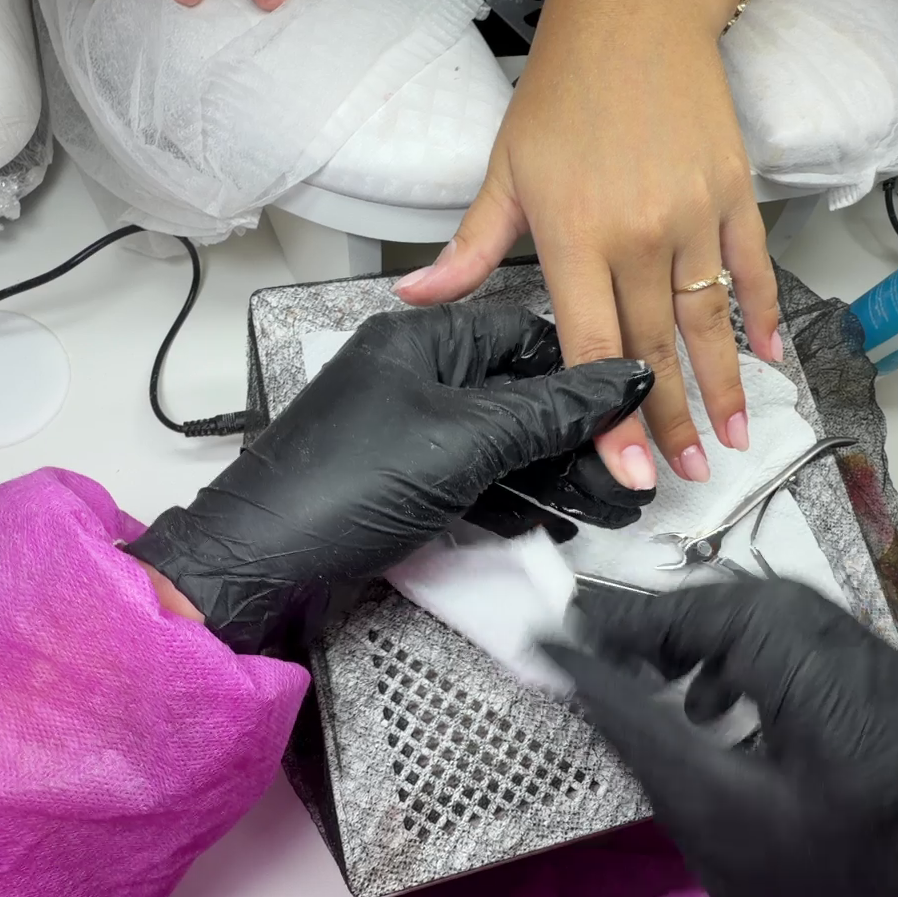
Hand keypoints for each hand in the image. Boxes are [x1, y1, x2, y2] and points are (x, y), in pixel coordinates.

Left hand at [127, 303, 651, 654]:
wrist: (268, 562)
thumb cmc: (352, 483)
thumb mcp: (464, 440)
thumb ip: (548, 411)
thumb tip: (622, 380)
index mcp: (422, 339)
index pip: (522, 334)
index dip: (579, 366)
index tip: (629, 406)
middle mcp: (415, 375)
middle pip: (514, 390)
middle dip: (569, 433)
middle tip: (619, 469)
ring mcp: (408, 429)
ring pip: (497, 439)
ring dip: (546, 471)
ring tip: (599, 501)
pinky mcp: (403, 478)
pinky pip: (471, 474)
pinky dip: (508, 495)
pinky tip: (545, 518)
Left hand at [397, 0, 797, 490]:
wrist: (636, 13)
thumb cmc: (562, 96)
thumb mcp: (504, 172)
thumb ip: (469, 249)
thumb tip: (414, 293)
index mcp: (576, 238)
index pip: (590, 349)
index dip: (607, 418)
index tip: (628, 470)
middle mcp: (640, 236)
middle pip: (654, 349)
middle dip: (671, 422)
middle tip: (687, 476)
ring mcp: (695, 216)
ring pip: (709, 321)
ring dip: (724, 388)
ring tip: (735, 441)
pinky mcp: (734, 194)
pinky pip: (751, 267)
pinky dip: (762, 315)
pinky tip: (770, 360)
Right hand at [541, 580, 897, 896]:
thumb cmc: (766, 882)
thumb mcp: (683, 796)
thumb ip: (618, 706)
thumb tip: (554, 642)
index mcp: (855, 736)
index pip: (751, 625)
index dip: (665, 615)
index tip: (594, 618)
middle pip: (779, 605)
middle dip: (692, 617)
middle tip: (636, 647)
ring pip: (800, 608)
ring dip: (725, 626)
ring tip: (681, 676)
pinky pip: (823, 631)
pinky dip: (763, 639)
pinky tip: (730, 685)